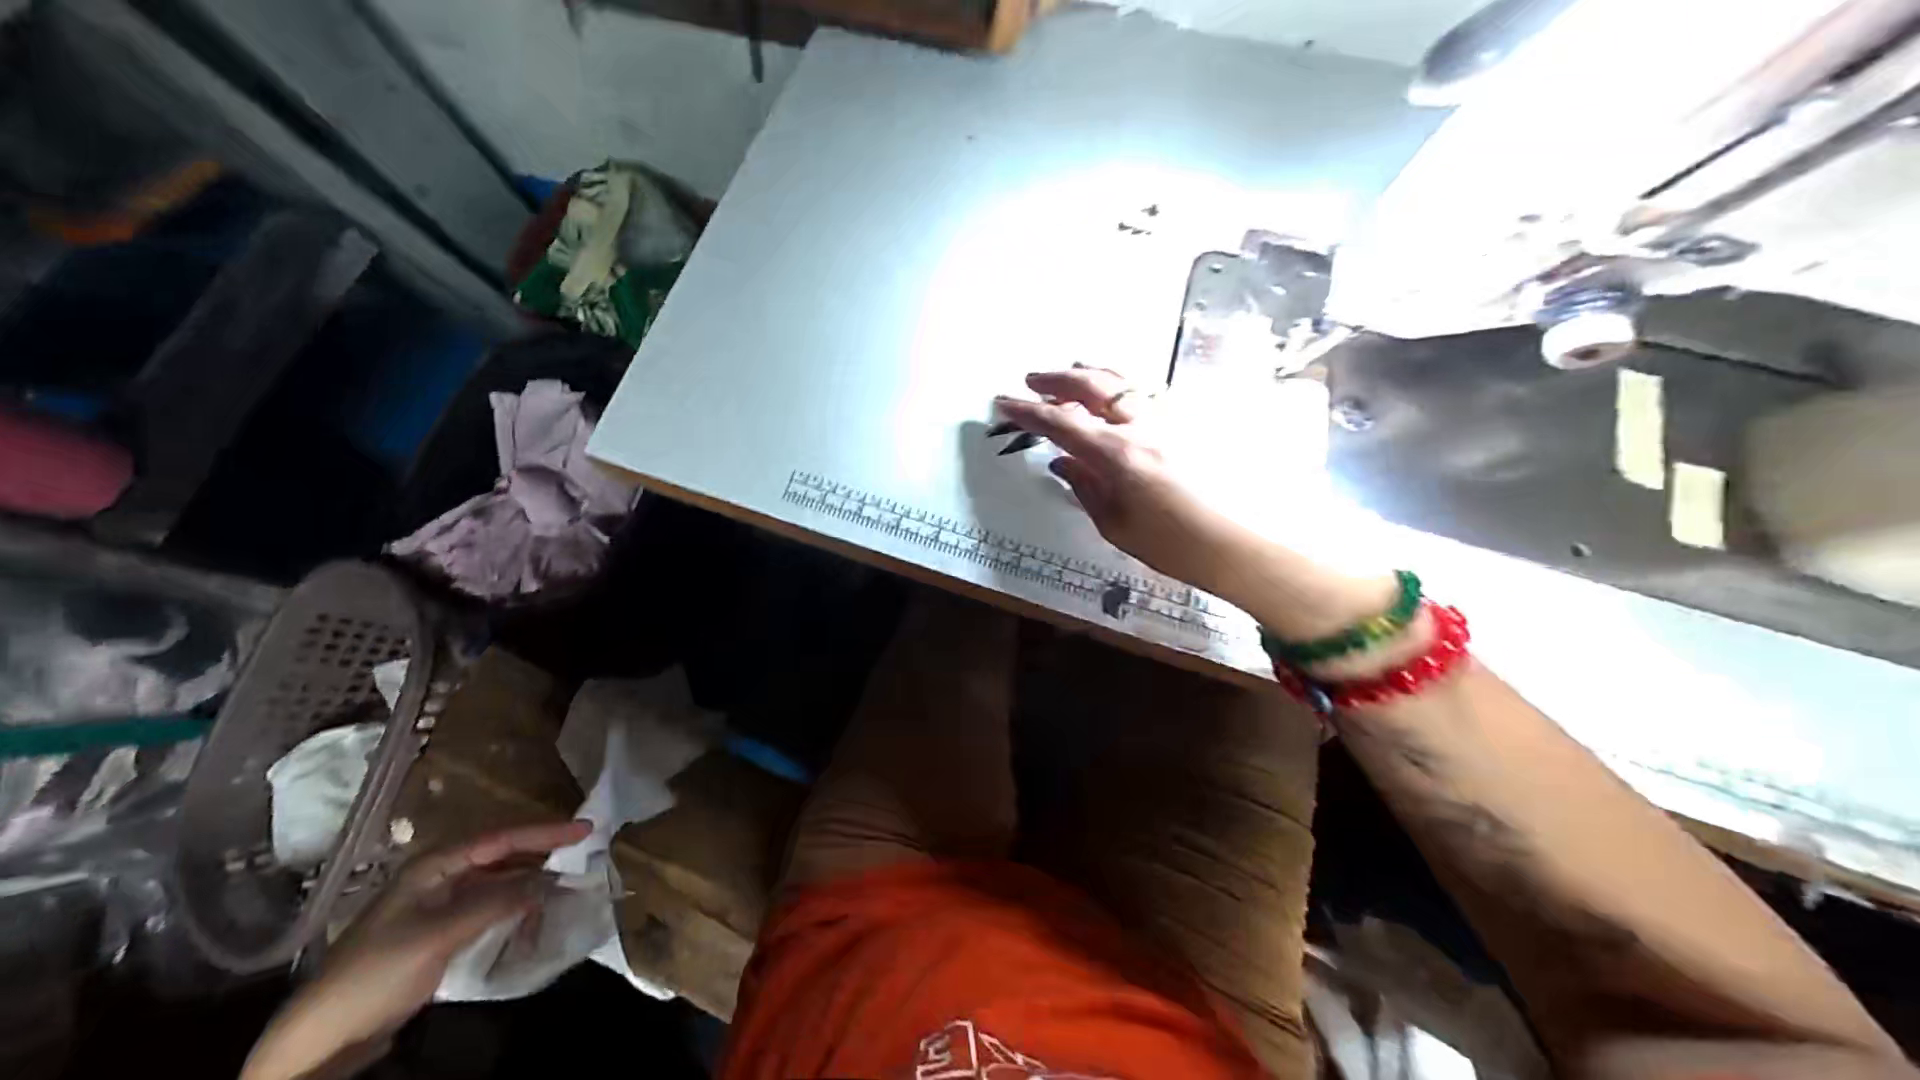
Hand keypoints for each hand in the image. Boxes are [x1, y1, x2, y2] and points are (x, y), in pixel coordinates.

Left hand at [242, 820, 591, 1079]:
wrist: (326, 1034)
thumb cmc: (377, 972)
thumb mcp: (440, 935)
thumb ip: (497, 902)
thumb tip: (549, 881)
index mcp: (434, 865)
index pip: (501, 838)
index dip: (545, 832)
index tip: (586, 829)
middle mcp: (441, 875)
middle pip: (503, 852)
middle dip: (543, 850)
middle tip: (585, 849)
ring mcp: (442, 902)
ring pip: (501, 878)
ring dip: (533, 879)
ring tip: (570, 879)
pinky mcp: (445, 928)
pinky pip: (494, 903)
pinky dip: (519, 903)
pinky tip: (538, 910)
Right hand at [994, 367, 1250, 596]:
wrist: (1230, 544)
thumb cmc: (1168, 543)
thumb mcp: (1114, 523)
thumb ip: (1085, 487)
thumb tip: (1062, 463)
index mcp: (1117, 454)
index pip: (1062, 423)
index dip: (1028, 411)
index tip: (1004, 402)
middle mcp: (1141, 427)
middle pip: (1092, 387)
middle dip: (1057, 379)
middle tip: (1034, 379)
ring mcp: (1166, 421)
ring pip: (1123, 382)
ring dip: (1091, 374)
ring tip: (1072, 371)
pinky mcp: (1184, 425)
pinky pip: (1145, 394)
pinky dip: (1120, 386)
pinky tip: (1114, 393)